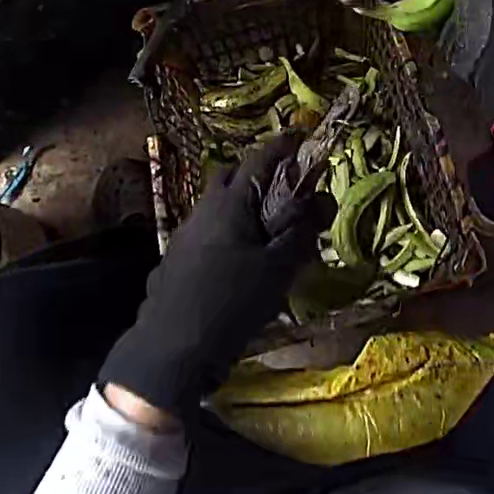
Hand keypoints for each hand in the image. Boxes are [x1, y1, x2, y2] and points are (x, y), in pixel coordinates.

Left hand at [98, 135, 334, 416]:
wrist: (169, 353)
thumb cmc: (231, 304)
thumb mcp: (278, 269)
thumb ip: (303, 231)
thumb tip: (324, 199)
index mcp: (229, 203)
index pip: (259, 159)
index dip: (282, 146)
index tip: (301, 139)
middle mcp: (203, 210)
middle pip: (232, 175)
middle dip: (259, 172)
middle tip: (286, 185)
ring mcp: (185, 235)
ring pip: (217, 204)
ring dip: (242, 203)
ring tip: (268, 225)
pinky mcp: (176, 260)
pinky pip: (207, 230)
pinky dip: (229, 230)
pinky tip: (240, 257)